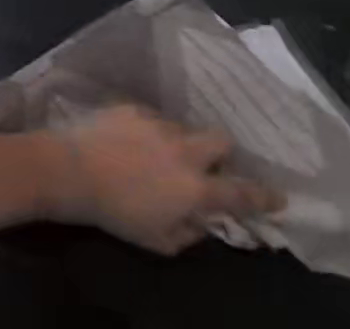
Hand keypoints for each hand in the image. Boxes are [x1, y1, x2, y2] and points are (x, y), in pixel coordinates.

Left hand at [46, 104, 282, 255]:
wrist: (71, 170)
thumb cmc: (115, 212)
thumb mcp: (161, 241)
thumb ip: (191, 232)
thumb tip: (203, 220)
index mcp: (196, 187)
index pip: (244, 192)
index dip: (265, 196)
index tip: (278, 196)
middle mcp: (184, 151)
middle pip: (222, 140)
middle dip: (223, 151)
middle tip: (209, 162)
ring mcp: (156, 124)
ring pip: (184, 127)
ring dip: (181, 140)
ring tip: (159, 150)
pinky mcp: (130, 108)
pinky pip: (152, 116)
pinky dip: (150, 128)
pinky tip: (133, 137)